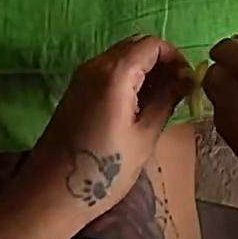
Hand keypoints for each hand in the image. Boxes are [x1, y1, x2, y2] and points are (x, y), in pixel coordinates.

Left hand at [18, 35, 192, 222]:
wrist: (49, 193)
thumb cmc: (103, 169)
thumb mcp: (144, 136)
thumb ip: (167, 99)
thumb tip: (186, 79)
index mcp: (116, 73)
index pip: (153, 45)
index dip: (175, 58)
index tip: (188, 80)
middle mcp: (97, 64)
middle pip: (136, 45)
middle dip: (160, 61)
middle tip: (177, 89)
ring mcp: (83, 74)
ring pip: (122, 55)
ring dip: (144, 68)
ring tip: (160, 99)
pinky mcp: (76, 87)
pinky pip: (109, 68)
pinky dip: (128, 76)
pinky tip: (137, 104)